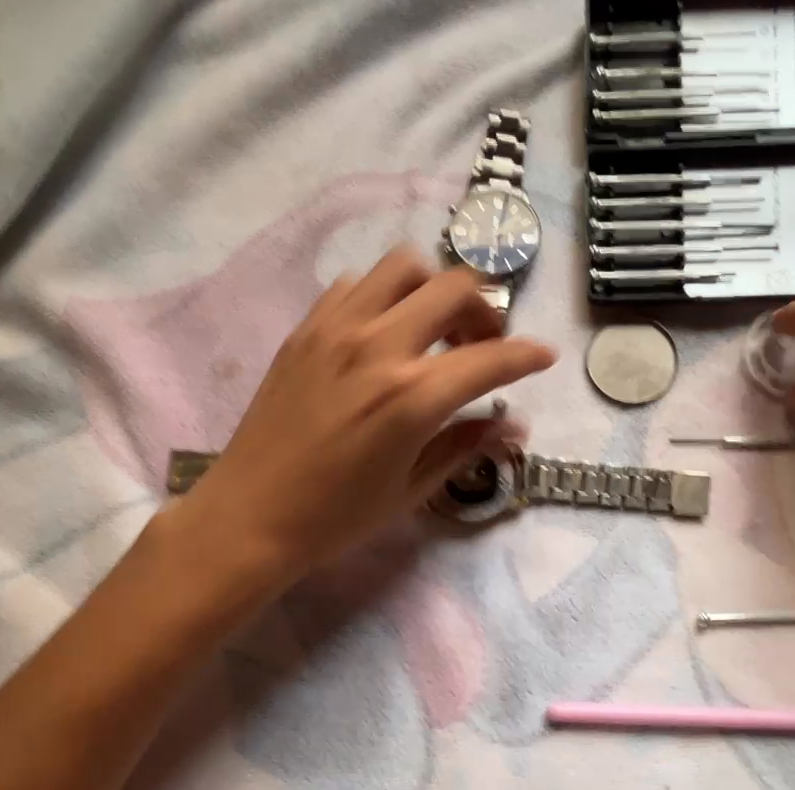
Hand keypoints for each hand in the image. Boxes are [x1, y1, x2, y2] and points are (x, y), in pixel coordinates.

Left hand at [177, 247, 554, 582]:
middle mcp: (379, 347)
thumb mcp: (411, 489)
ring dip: (432, 289)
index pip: (490, 358)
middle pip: (454, 287)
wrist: (250, 515)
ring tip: (432, 329)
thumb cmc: (336, 516)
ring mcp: (337, 330)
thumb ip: (465, 445)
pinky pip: (355, 285)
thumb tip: (512, 424)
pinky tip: (382, 334)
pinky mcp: (305, 329)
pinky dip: (383, 297)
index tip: (544, 356)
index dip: (527, 355)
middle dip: (485, 311)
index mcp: (412, 398)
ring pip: (403, 267)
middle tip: (483, 345)